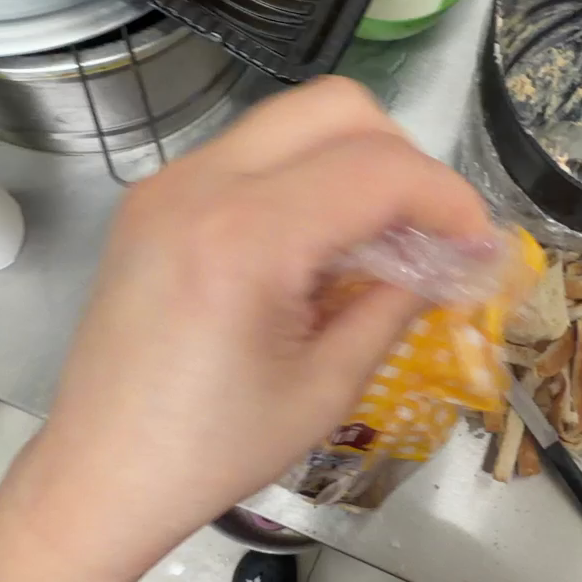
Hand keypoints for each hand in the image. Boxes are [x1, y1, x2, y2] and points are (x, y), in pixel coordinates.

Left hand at [27, 78, 492, 572]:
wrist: (103, 473)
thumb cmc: (215, 452)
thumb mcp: (326, 389)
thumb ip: (394, 306)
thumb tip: (444, 263)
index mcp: (246, 238)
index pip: (378, 170)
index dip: (449, 200)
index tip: (479, 246)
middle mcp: (199, 184)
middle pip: (338, 108)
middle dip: (406, 163)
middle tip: (429, 234)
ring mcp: (167, 183)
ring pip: (293, 123)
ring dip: (355, 167)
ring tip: (376, 245)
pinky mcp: (154, 200)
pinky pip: (252, 156)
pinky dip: (305, 182)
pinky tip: (314, 251)